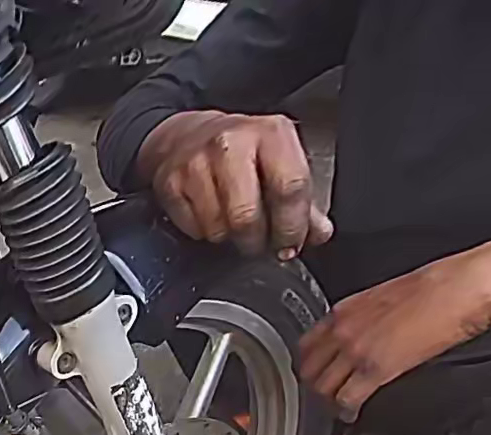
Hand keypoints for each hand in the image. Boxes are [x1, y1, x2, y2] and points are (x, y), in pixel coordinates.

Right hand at [137, 110, 333, 258]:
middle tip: (256, 243)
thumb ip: (299, 201)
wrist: (185, 136)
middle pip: (248, 216)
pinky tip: (208, 216)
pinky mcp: (171, 182)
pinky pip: (193, 228)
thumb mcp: (277, 163)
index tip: (289, 246)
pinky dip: (202, 232)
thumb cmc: (238, 153)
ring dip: (226, 237)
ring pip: (217, 228)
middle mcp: (232, 143)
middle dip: (255, 242)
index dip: (291, 227)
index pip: (289, 188)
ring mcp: (197, 162)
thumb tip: (318, 233)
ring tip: (230, 224)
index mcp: (271, 133)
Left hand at [299, 236, 490, 416]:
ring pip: (322, 389)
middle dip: (312, 389)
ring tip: (337, 409)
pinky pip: (346, 400)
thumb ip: (361, 318)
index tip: (313, 377)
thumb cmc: (435, 287)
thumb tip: (359, 335)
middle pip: (308, 371)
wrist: (464, 285)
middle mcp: (342, 330)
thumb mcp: (383, 296)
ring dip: (327, 403)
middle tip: (322, 399)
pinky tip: (352, 415)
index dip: (307, 367)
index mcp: (343, 311)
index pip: (305, 347)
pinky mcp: (376, 369)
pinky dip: (345, 412)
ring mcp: (356, 350)